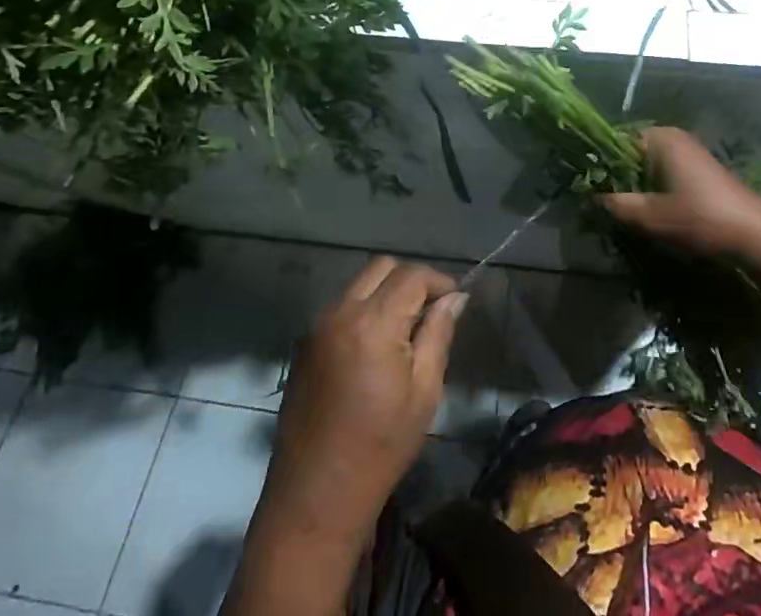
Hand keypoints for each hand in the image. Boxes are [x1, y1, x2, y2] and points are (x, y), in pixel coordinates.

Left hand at [259, 256, 466, 540]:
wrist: (316, 493)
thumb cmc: (381, 446)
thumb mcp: (424, 391)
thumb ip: (438, 333)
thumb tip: (456, 298)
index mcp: (371, 323)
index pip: (411, 275)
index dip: (439, 281)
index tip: (456, 301)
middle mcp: (338, 313)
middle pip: (381, 267)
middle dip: (411, 279)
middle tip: (432, 311)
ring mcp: (316, 326)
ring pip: (358, 283)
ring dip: (386, 292)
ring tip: (406, 329)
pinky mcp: (303, 343)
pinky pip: (340, 306)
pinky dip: (364, 308)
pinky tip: (377, 345)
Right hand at [600, 127, 760, 264]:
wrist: (757, 235)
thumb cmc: (701, 218)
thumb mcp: (650, 215)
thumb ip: (617, 204)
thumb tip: (593, 197)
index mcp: (661, 138)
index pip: (615, 140)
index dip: (599, 162)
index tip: (587, 185)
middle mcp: (674, 139)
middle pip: (631, 153)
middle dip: (617, 177)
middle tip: (603, 203)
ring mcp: (689, 154)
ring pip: (647, 167)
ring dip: (635, 187)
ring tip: (622, 211)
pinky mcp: (699, 172)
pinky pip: (664, 175)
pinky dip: (653, 191)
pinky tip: (648, 214)